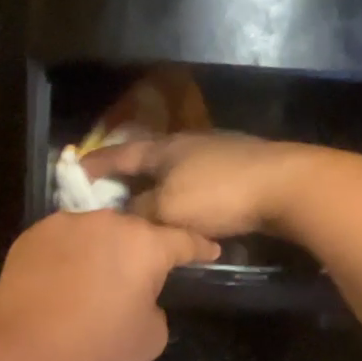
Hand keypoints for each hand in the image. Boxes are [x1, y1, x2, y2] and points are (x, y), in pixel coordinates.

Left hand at [0, 210, 219, 360]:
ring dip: (100, 249)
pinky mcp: (31, 235)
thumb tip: (137, 292)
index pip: (183, 240)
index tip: (209, 252)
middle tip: (136, 278)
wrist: (26, 354)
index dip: (199, 248)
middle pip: (134, 232)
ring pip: (94, 231)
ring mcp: (64, 224)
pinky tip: (60, 281)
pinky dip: (67, 255)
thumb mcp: (153, 335)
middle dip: (140, 251)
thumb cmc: (98, 349)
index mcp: (145, 244)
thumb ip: (155, 303)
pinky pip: (61, 240)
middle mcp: (106, 222)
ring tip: (92, 280)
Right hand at [81, 134, 338, 238]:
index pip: (120, 155)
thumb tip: (125, 214)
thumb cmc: (218, 195)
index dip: (96, 165)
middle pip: (148, 160)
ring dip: (157, 190)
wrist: (287, 187)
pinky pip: (198, 186)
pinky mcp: (240, 172)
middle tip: (108, 194)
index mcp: (164, 149)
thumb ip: (140, 212)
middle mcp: (187, 145)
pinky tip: (185, 215)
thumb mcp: (168, 209)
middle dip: (127, 176)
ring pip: (175, 173)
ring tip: (144, 209)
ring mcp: (217, 155)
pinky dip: (183, 199)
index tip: (74, 172)